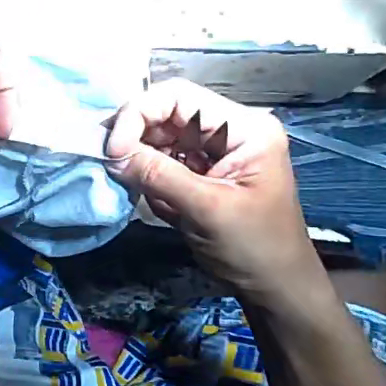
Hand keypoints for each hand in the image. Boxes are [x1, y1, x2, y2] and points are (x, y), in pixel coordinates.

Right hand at [105, 79, 332, 317]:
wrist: (275, 288)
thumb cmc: (255, 247)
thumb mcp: (207, 210)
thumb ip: (159, 176)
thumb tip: (112, 153)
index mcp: (243, 127)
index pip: (178, 97)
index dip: (139, 114)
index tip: (114, 149)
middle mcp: (226, 130)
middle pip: (164, 113)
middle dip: (134, 137)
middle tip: (109, 163)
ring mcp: (210, 151)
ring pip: (157, 137)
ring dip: (139, 161)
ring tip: (133, 186)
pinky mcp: (197, 172)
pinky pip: (160, 161)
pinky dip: (146, 177)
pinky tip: (156, 200)